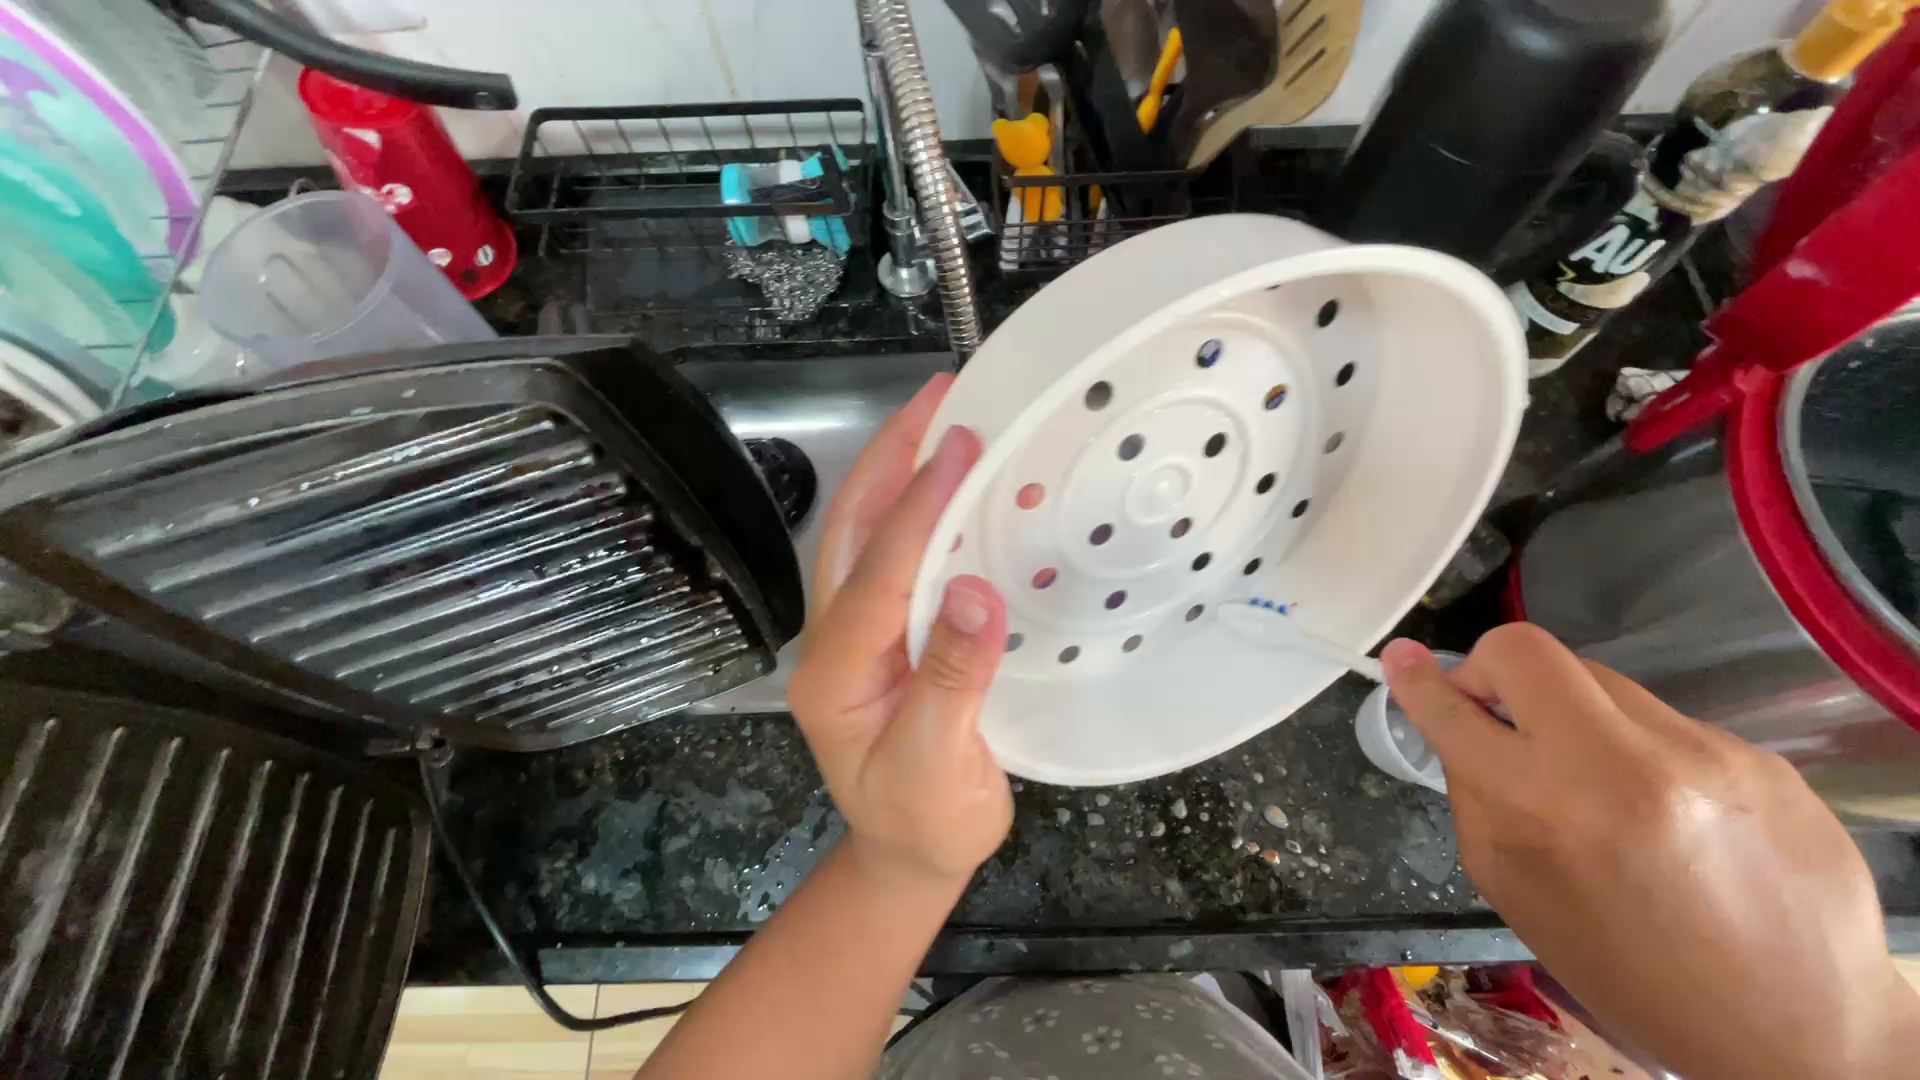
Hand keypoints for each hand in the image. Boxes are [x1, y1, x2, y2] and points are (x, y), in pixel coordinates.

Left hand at [788, 374, 1012, 891]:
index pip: (877, 574)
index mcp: (838, 671)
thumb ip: (952, 681)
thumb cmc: (925, 822)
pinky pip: (895, 554)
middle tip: (940, 396)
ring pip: (867, 532)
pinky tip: (953, 479)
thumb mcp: (940, 768)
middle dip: (891, 456)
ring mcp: (855, 630)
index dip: (918, 510)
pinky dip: (920, 506)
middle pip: (853, 530)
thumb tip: (972, 592)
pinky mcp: (883, 630)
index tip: (960, 447)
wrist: (908, 853)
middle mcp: (834, 637)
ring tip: (943, 415)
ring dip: (900, 468)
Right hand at [1382, 625, 1919, 1079]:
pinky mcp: (1763, 758)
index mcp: (1546, 805)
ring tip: (1595, 781)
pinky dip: (1638, 750)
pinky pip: (1665, 723)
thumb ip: (1476, 791)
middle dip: (1492, 672)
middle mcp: (1626, 760)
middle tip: (1500, 718)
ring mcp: (1705, 752)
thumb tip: (1458, 721)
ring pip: (1598, 682)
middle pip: (1526, 651)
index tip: (1402, 658)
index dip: (1417, 679)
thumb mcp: (1509, 884)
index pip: (1456, 709)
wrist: (1799, 1031)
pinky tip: (1667, 811)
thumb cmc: (1621, 967)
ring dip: (1570, 715)